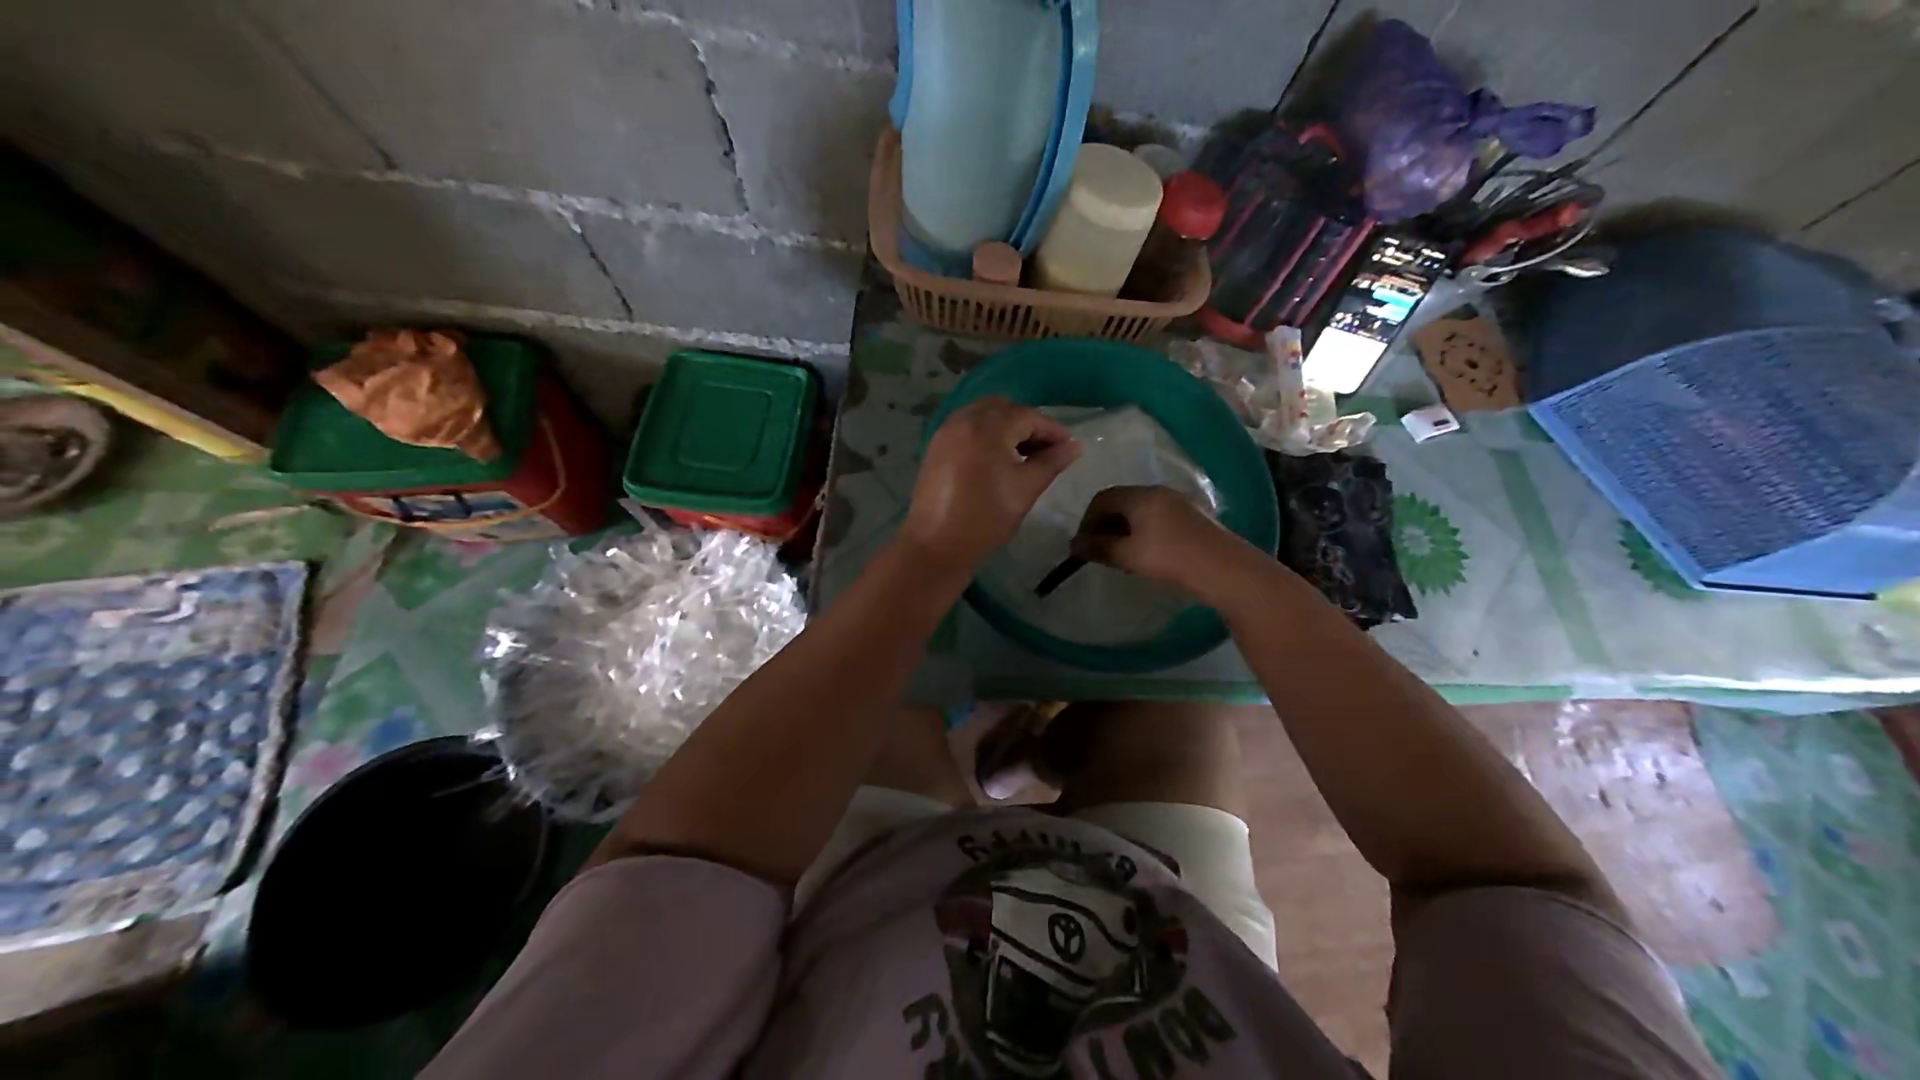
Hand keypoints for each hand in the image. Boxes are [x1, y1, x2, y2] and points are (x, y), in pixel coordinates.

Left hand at [901, 397, 1080, 570]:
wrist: (936, 545)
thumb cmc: (986, 517)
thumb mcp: (1025, 489)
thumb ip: (1051, 462)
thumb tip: (1074, 446)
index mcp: (987, 426)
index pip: (1028, 416)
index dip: (1052, 430)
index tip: (1070, 447)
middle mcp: (963, 420)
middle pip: (1004, 409)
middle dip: (1028, 425)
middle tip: (1047, 450)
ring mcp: (946, 432)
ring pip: (983, 416)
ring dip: (1007, 428)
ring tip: (1024, 456)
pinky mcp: (936, 447)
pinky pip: (967, 428)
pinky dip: (986, 434)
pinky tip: (997, 460)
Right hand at [1070, 485, 1255, 597]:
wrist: (1224, 568)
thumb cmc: (1169, 558)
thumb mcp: (1127, 555)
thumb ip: (1098, 548)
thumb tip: (1074, 545)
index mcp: (1139, 496)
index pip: (1101, 499)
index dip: (1086, 521)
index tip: (1083, 545)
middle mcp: (1158, 491)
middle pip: (1121, 502)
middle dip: (1105, 525)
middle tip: (1100, 551)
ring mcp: (1179, 502)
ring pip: (1140, 511)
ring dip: (1124, 530)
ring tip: (1122, 556)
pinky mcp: (1193, 517)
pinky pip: (1158, 518)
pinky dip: (1143, 532)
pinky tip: (1147, 554)